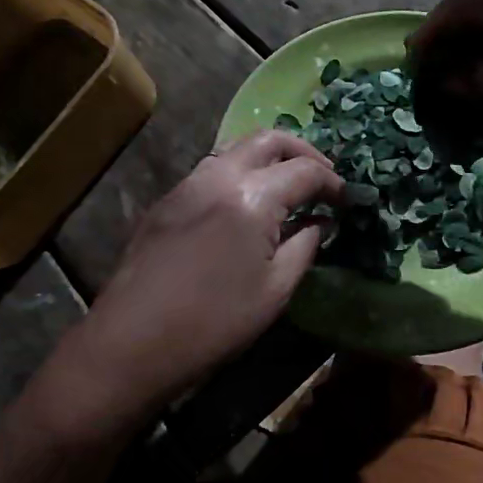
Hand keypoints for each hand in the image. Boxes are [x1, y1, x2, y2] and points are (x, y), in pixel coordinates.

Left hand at [45, 131, 342, 424]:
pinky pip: (214, 169)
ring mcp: (188, 184)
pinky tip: (251, 205)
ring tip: (290, 188)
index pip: (305, 170)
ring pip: (237, 148)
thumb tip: (322, 221)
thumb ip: (306, 244)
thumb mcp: (276, 289)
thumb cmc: (214, 322)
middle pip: (270, 140)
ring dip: (271, 158)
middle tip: (324, 180)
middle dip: (304, 152)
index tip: (349, 200)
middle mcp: (218, 176)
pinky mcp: (168, 200)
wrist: (132, 342)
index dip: (334, 183)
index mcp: (251, 197)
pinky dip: (242, 173)